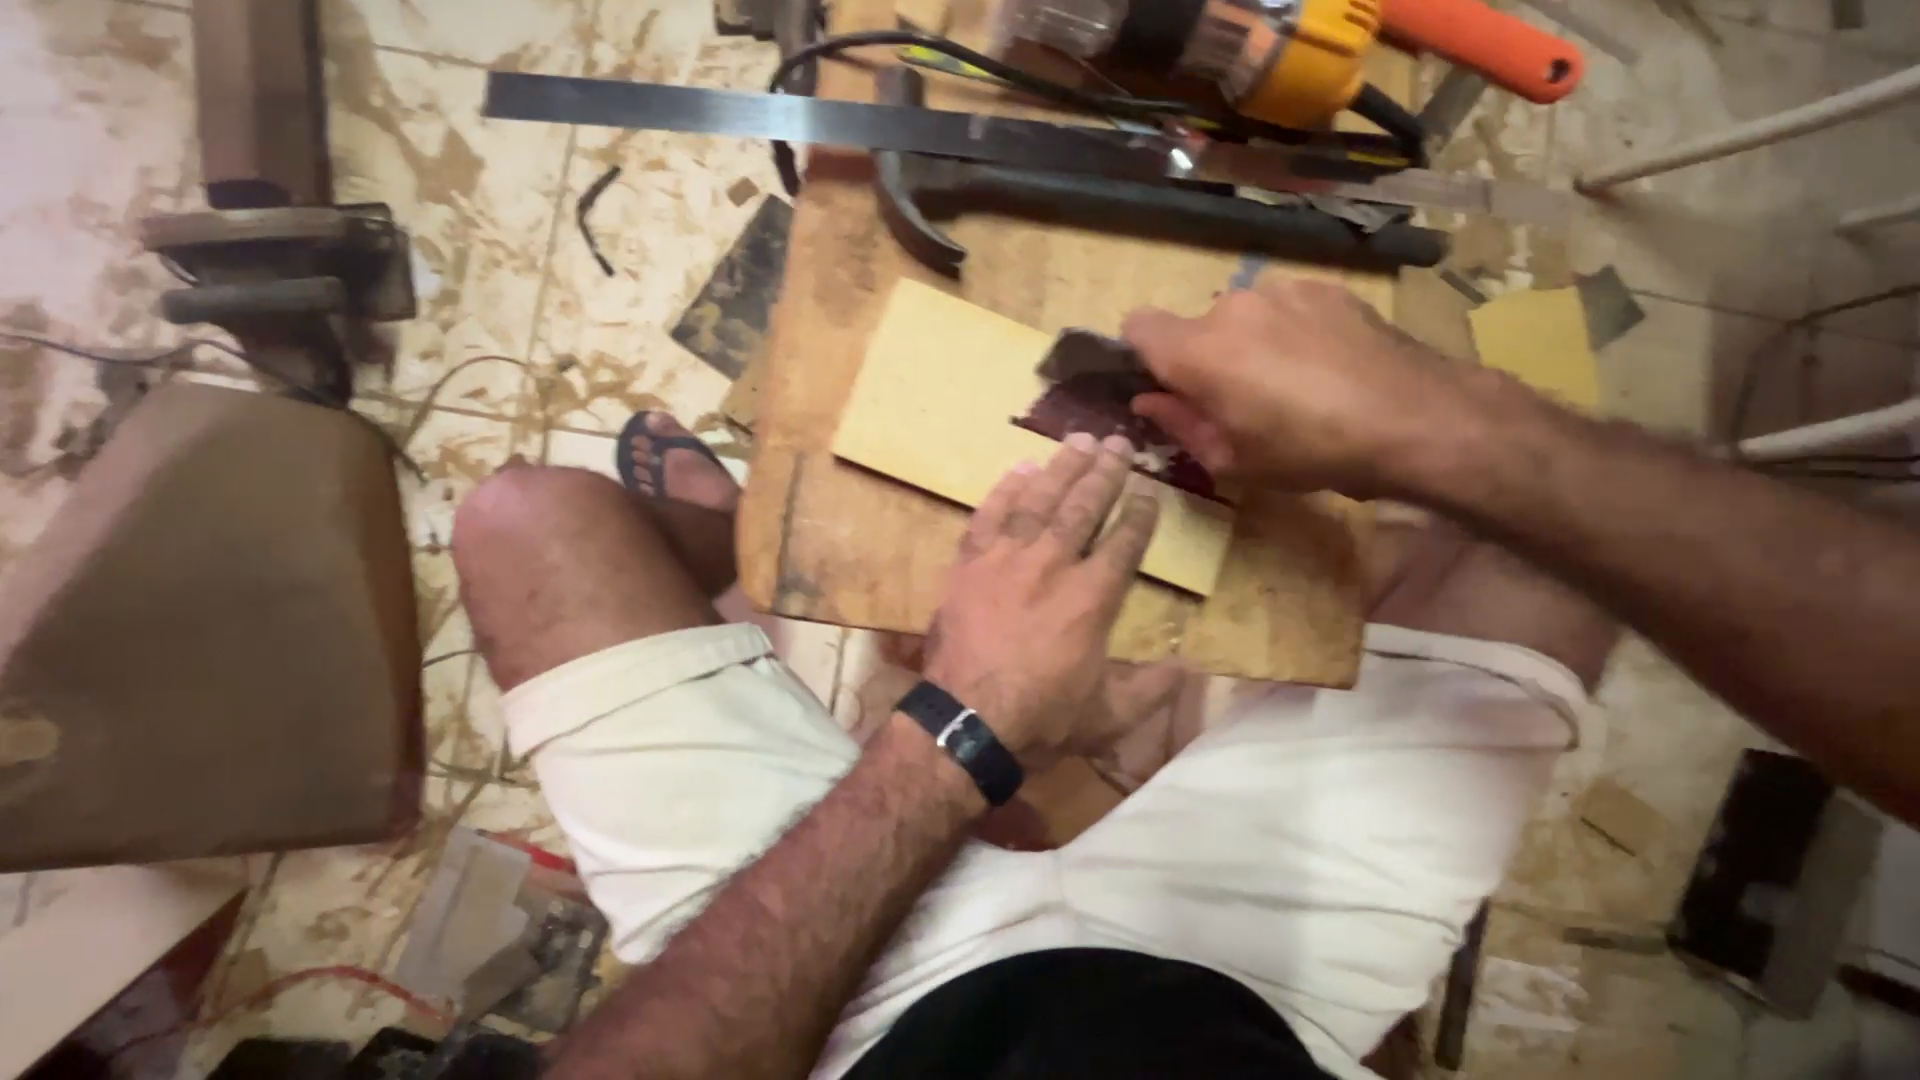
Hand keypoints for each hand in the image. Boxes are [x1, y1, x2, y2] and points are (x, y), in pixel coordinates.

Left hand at [921, 433, 1165, 771]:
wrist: (968, 722)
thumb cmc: (1042, 720)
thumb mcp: (1109, 715)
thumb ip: (1151, 688)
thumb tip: (1189, 666)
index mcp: (1092, 598)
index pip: (1124, 543)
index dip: (1141, 514)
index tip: (1150, 490)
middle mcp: (1053, 566)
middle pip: (1084, 508)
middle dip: (1105, 473)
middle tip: (1119, 443)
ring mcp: (1006, 560)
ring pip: (1039, 501)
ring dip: (1062, 468)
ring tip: (1079, 438)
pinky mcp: (969, 565)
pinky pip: (988, 516)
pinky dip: (1005, 490)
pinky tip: (1020, 469)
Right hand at [1122, 277, 1493, 496]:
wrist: (1411, 418)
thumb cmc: (1308, 451)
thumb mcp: (1231, 459)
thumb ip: (1179, 423)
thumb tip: (1148, 401)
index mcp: (1198, 351)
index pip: (1137, 326)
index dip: (1142, 355)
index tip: (1167, 386)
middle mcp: (1231, 307)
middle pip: (1195, 327)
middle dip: (1205, 359)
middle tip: (1239, 402)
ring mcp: (1282, 291)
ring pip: (1242, 316)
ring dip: (1249, 344)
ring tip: (1291, 384)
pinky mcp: (1325, 288)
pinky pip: (1285, 308)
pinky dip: (1290, 331)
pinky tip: (1324, 365)